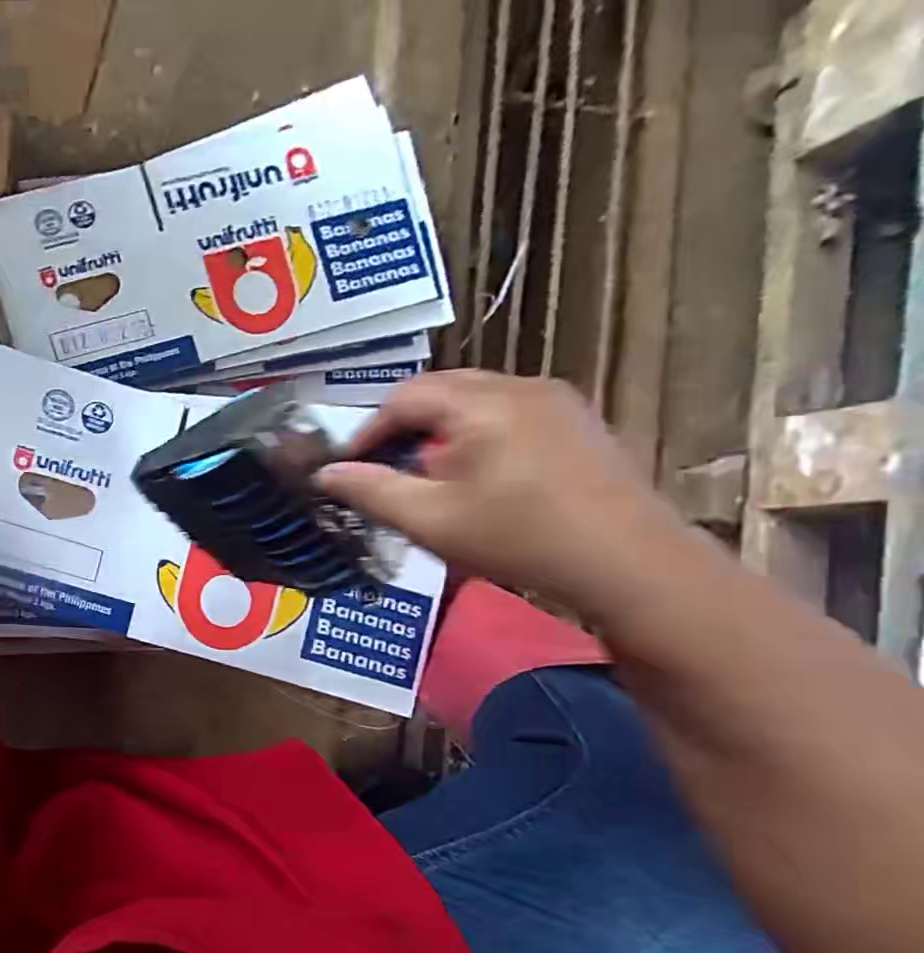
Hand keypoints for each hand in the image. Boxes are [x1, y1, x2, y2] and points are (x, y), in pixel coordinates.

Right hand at [314, 371, 694, 616]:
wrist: (630, 564)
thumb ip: (370, 490)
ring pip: (473, 396)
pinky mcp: (576, 419)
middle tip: (383, 465)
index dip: (368, 429)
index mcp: (481, 405)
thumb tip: (325, 473)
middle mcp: (519, 387)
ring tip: (425, 470)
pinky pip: (506, 407)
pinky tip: (475, 470)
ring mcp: (555, 399)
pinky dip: (474, 428)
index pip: (403, 396)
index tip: (351, 466)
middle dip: (402, 423)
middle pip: (439, 388)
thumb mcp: (429, 520)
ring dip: (438, 425)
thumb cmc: (518, 538)